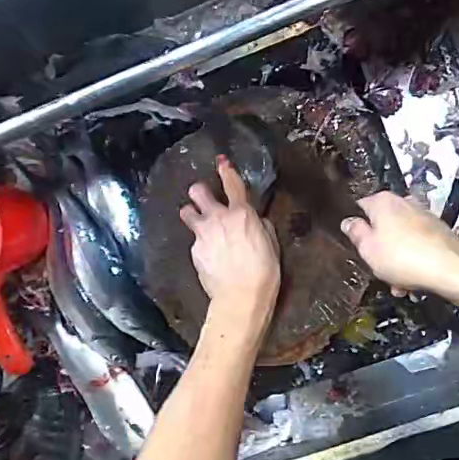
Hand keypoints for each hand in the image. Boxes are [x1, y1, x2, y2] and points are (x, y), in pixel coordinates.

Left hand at [180, 155, 279, 322]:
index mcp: (242, 214)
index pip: (231, 184)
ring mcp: (203, 234)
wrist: (240, 297)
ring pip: (187, 212)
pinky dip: (200, 243)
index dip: (226, 170)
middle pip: (198, 191)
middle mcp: (218, 219)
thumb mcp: (271, 244)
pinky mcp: (194, 250)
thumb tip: (255, 222)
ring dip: (192, 213)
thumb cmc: (263, 272)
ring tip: (199, 222)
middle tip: (204, 197)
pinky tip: (210, 254)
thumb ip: (261, 227)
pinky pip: (194, 240)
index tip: (221, 162)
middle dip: (200, 191)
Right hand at [339, 191, 458, 298]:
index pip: (359, 207)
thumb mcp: (368, 249)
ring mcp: (423, 216)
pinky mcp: (438, 232)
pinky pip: (417, 245)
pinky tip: (412, 281)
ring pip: (400, 238)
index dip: (355, 227)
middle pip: (382, 225)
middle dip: (379, 248)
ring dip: (396, 259)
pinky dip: (413, 261)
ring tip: (398, 283)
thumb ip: (355, 233)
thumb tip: (348, 222)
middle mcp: (404, 202)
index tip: (355, 244)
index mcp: (382, 201)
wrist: (451, 269)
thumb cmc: (404, 257)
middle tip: (377, 267)